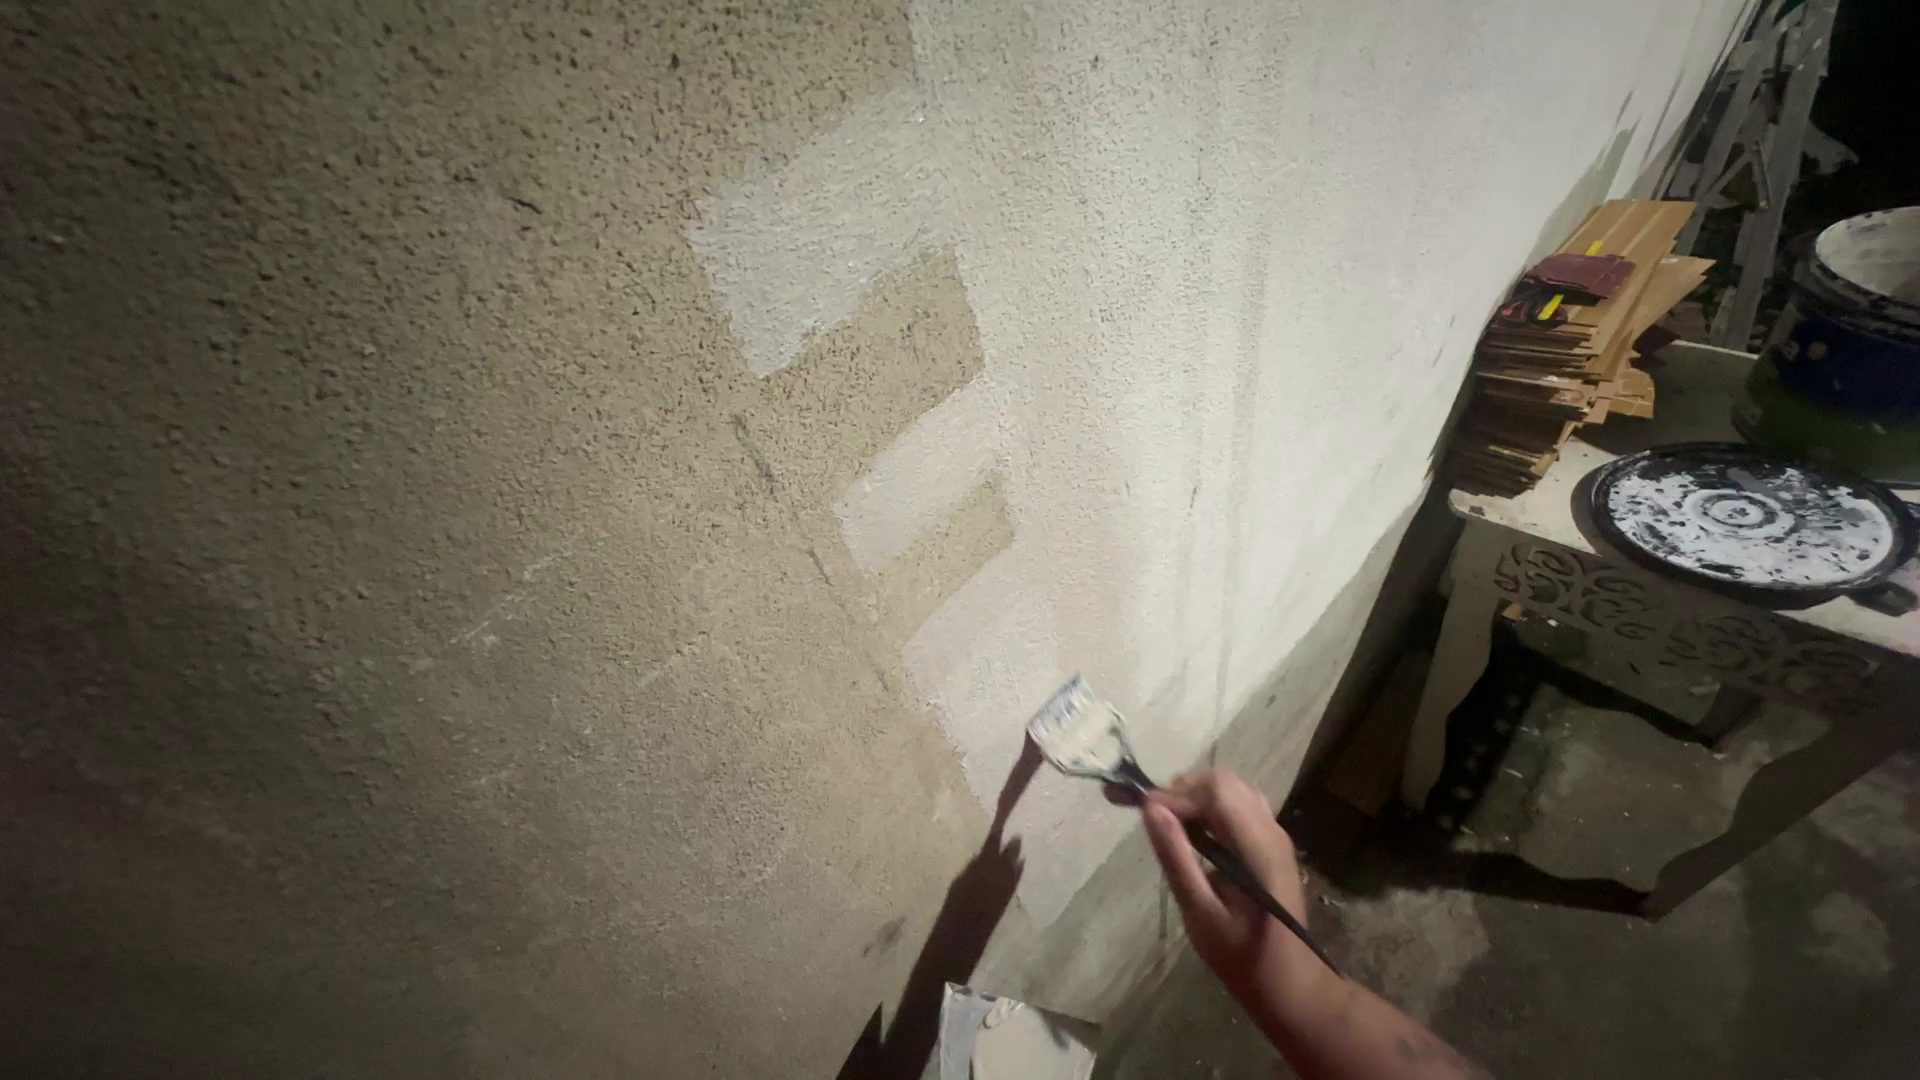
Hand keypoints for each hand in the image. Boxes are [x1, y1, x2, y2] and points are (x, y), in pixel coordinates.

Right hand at [1141, 770, 1331, 1013]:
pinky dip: (1207, 805)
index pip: (1214, 793)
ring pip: (1229, 788)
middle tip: (1148, 814)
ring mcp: (1273, 834)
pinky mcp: (1268, 841)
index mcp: (1259, 847)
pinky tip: (1191, 830)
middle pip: (1222, 783)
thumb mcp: (1201, 913)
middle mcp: (1270, 830)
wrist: (1292, 985)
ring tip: (1165, 820)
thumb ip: (1176, 857)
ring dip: (1193, 795)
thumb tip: (1150, 809)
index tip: (1139, 811)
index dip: (1173, 795)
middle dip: (1180, 790)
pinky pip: (1236, 803)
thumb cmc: (1243, 956)